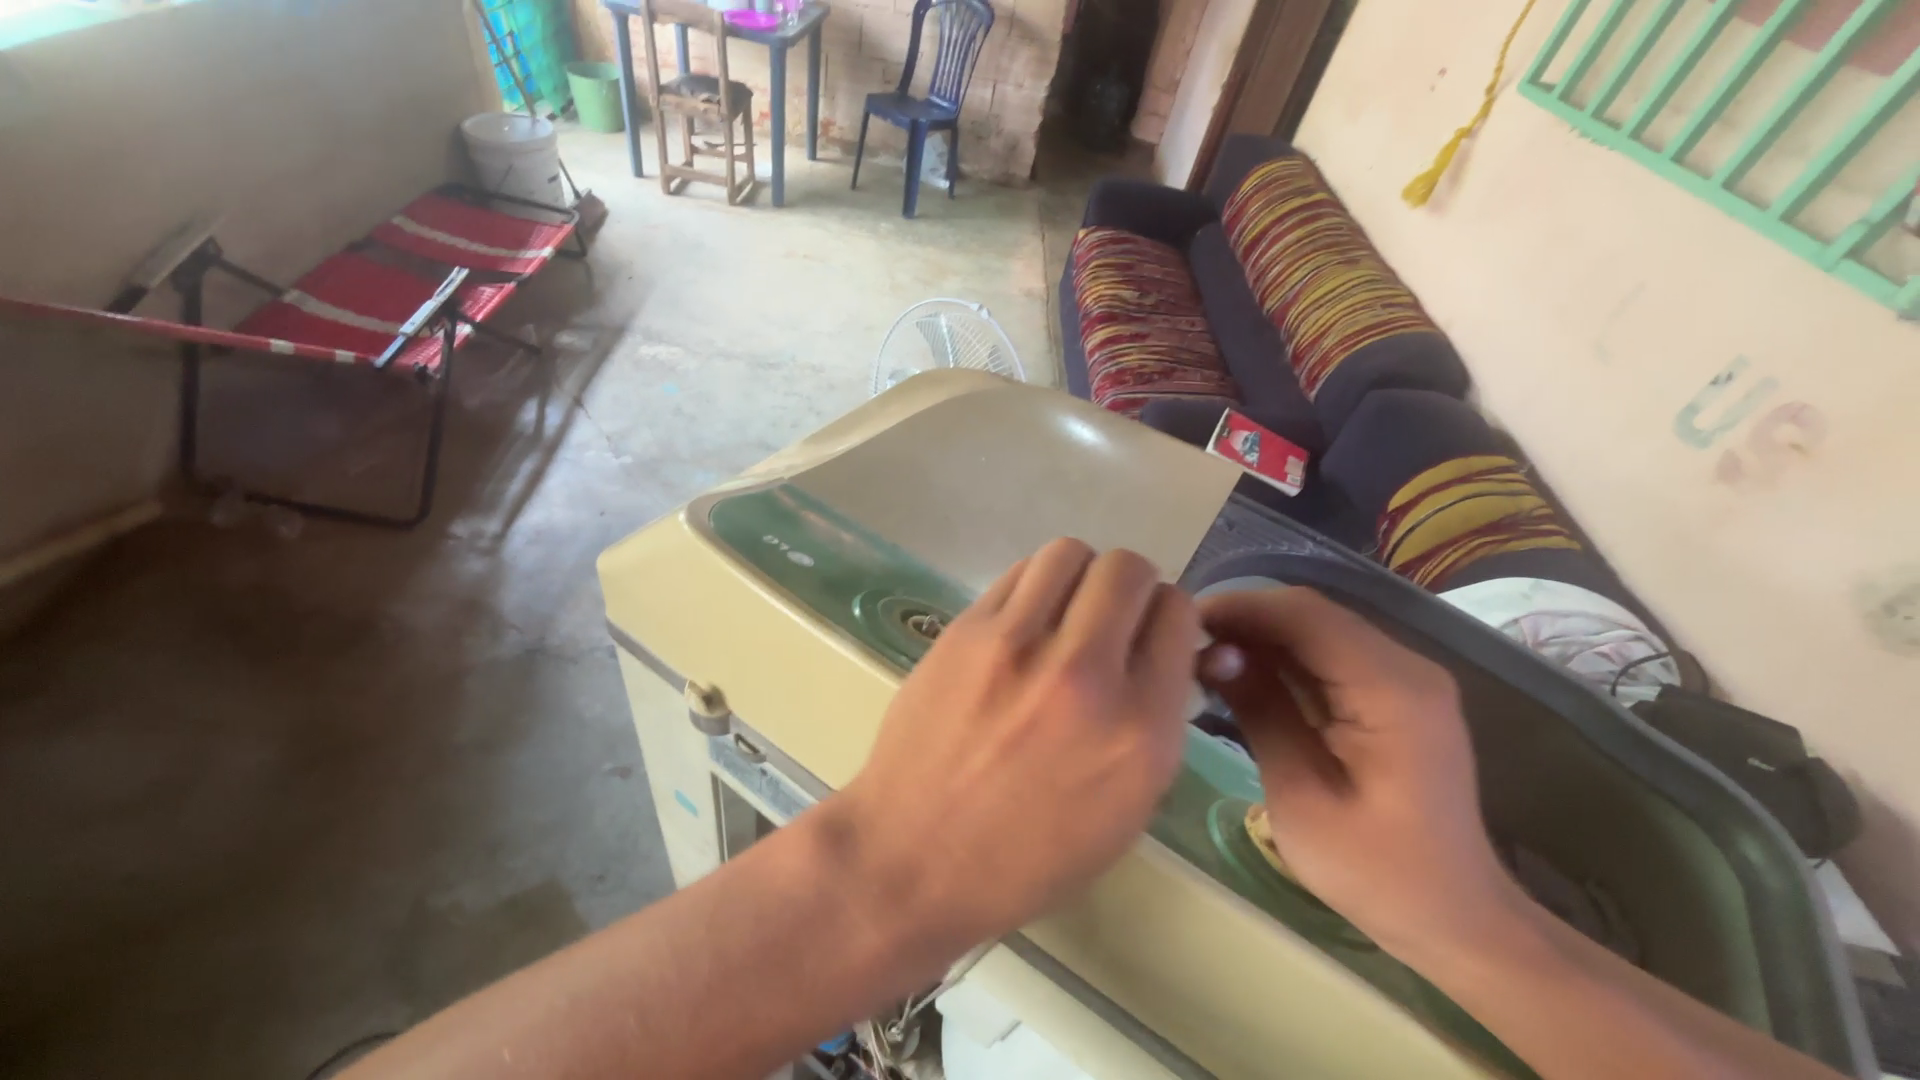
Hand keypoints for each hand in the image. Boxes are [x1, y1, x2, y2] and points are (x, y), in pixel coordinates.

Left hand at [838, 538, 1200, 947]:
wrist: (913, 858)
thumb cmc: (1028, 858)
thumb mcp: (1127, 808)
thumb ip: (1157, 721)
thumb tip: (1161, 653)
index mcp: (1140, 730)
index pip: (1177, 615)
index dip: (1169, 620)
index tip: (1151, 637)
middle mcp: (1084, 674)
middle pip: (1128, 569)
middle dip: (1132, 587)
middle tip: (1111, 619)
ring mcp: (1016, 646)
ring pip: (1070, 552)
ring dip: (1080, 576)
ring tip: (1065, 613)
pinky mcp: (963, 632)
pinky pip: (1017, 575)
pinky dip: (1032, 589)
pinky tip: (1021, 626)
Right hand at [1197, 587, 1529, 962]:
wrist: (1454, 916)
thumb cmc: (1375, 870)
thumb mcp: (1301, 796)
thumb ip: (1262, 713)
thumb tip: (1215, 653)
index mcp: (1391, 690)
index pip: (1305, 615)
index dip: (1240, 607)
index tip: (1181, 624)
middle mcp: (1407, 668)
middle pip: (1314, 615)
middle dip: (1246, 620)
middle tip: (1184, 644)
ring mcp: (1408, 679)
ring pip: (1321, 630)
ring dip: (1263, 637)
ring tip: (1204, 658)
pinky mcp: (1399, 696)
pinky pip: (1334, 656)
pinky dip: (1286, 658)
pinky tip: (1247, 676)